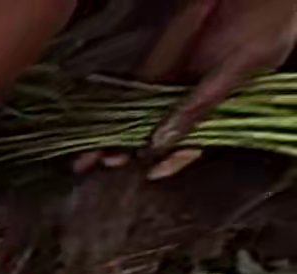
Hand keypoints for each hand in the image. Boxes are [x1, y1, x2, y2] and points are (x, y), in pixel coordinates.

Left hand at [77, 0, 296, 178]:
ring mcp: (166, 92)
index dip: (176, 159)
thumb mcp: (245, 63)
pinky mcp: (147, 79)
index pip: (199, 140)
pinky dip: (101, 124)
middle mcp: (191, 103)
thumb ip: (203, 102)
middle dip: (130, 155)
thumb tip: (162, 141)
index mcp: (225, 102)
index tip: (153, 174)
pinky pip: (119, 107)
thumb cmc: (266, 20)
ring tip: (88, 160)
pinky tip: (85, 140)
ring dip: (108, 146)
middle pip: (155, 138)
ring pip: (131, 127)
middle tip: (112, 163)